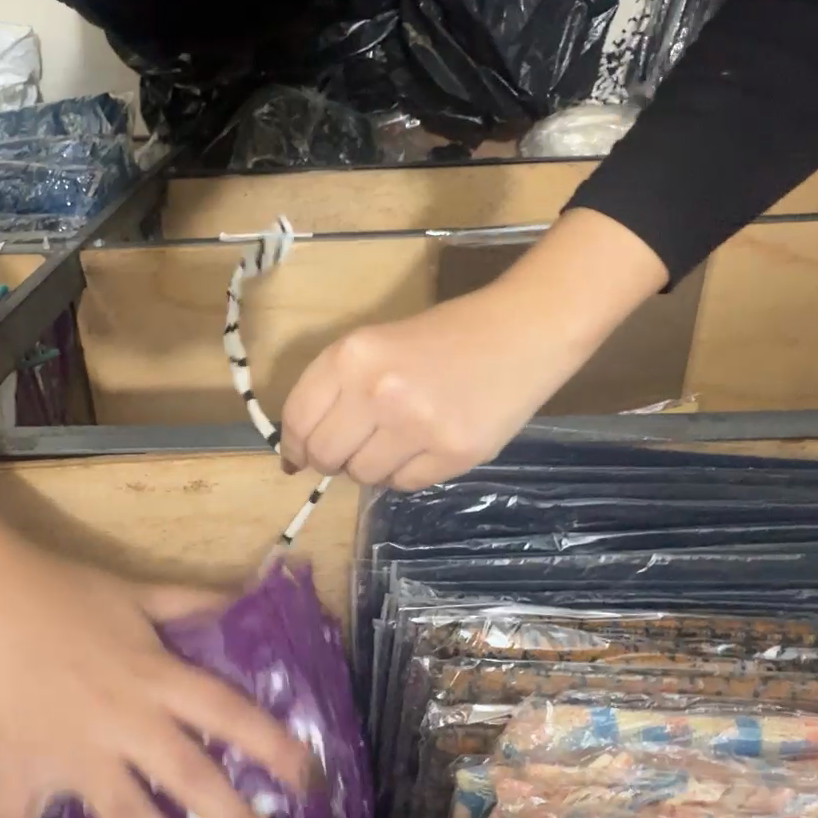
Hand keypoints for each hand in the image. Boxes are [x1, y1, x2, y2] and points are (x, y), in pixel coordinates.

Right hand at [0, 406, 316, 817]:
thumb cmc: (65, 589)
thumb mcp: (139, 591)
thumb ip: (196, 599)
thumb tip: (250, 590)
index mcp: (156, 676)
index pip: (229, 714)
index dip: (276, 748)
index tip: (315, 786)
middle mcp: (125, 722)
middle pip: (192, 778)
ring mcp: (72, 754)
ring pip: (128, 817)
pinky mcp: (21, 772)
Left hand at [278, 208, 667, 489]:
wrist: (523, 331)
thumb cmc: (444, 335)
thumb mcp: (375, 346)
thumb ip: (334, 391)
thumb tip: (297, 455)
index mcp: (351, 356)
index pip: (298, 420)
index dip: (294, 445)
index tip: (298, 457)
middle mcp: (378, 392)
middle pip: (326, 456)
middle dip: (331, 460)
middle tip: (350, 451)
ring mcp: (417, 426)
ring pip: (363, 476)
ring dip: (370, 467)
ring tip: (397, 439)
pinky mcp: (453, 454)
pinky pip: (402, 486)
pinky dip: (405, 474)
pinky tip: (425, 445)